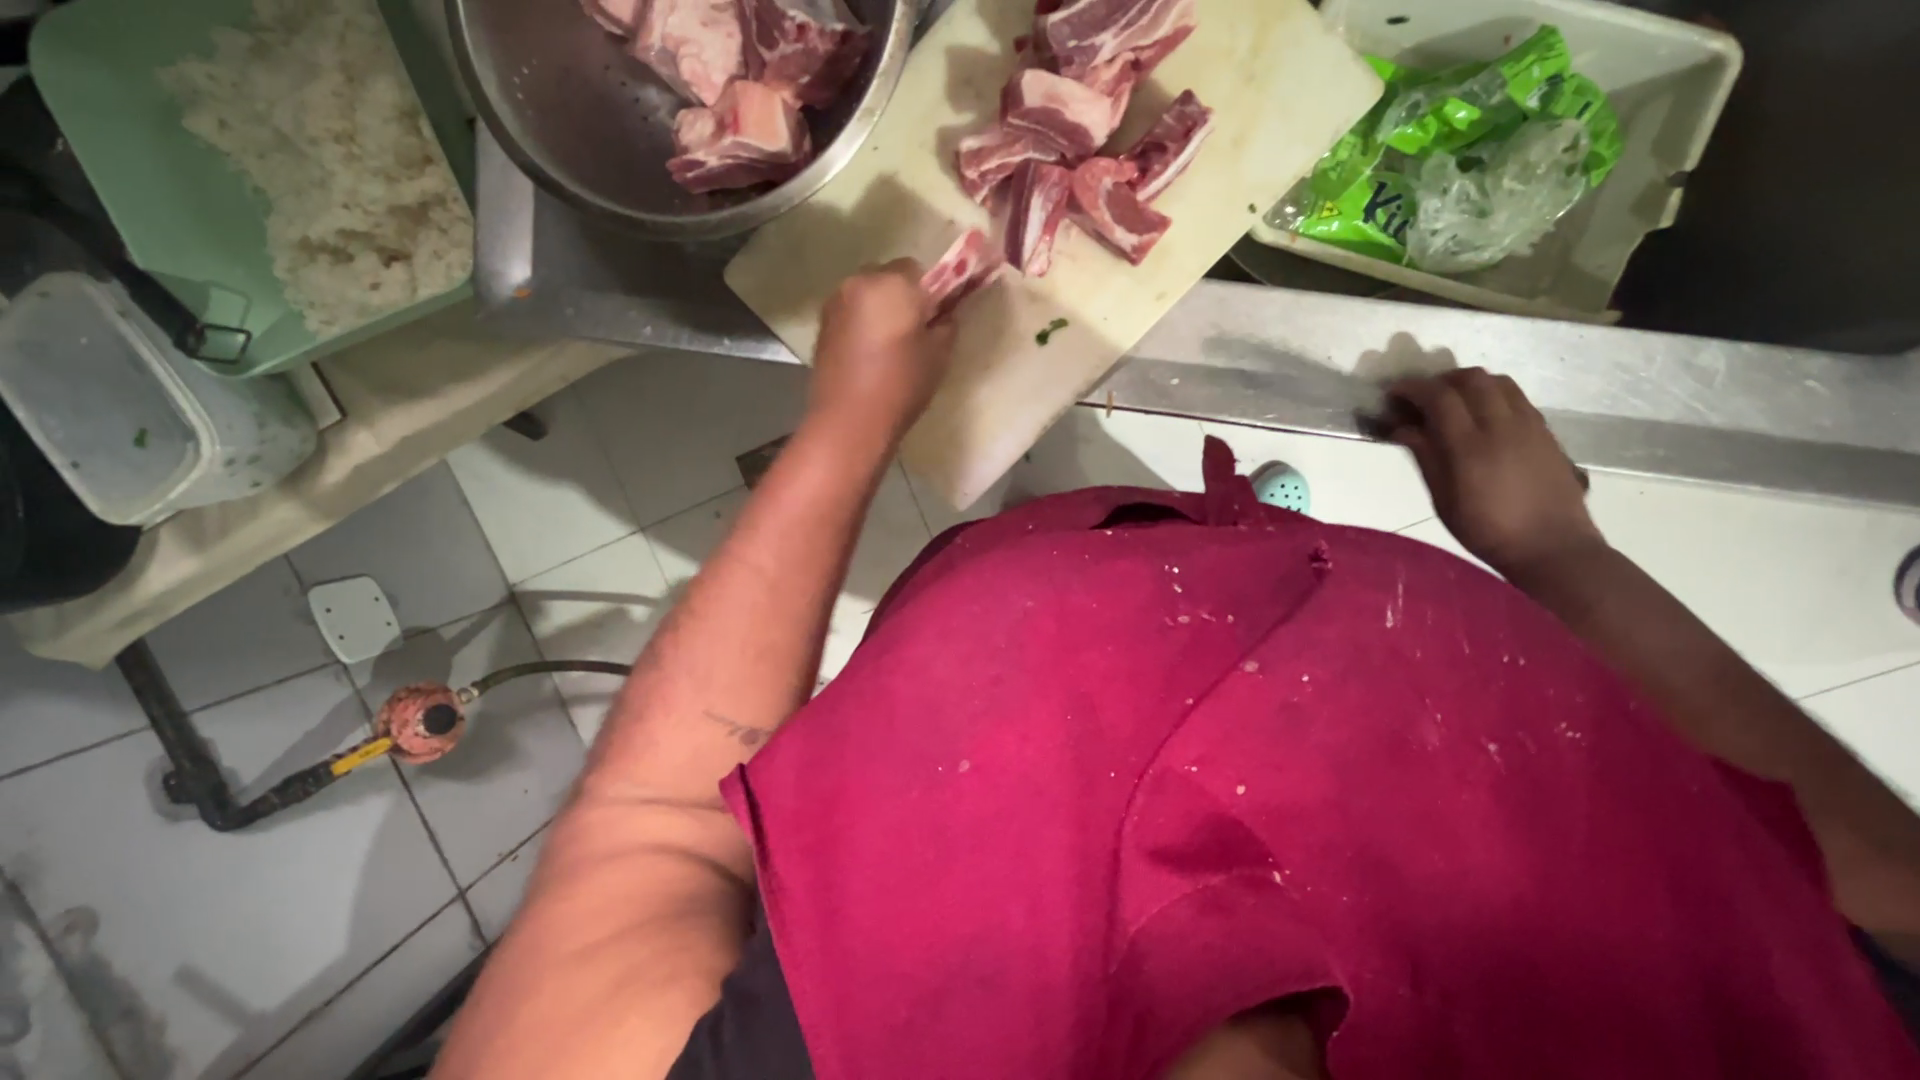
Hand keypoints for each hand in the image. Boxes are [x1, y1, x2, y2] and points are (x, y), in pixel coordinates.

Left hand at [806, 260, 956, 452]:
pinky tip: (867, 354)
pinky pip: (849, 313)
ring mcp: (835, 303)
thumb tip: (944, 314)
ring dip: (878, 309)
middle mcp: (859, 282)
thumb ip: (946, 324)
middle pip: (887, 277)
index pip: (918, 268)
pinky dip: (860, 324)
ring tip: (888, 346)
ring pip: (865, 295)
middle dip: (901, 295)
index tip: (934, 317)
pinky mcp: (821, 326)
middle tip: (913, 330)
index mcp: (893, 282)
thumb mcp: (939, 355)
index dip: (928, 291)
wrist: (849, 420)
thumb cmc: (901, 384)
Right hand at [1386, 368, 1604, 575]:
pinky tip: (1482, 416)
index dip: (1412, 388)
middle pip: (1470, 378)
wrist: (1552, 546)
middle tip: (1422, 398)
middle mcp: (1502, 426)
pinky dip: (1492, 394)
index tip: (1393, 393)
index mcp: (1470, 447)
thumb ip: (1426, 457)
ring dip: (1469, 383)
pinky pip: (1516, 396)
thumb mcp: (1444, 500)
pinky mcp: (1545, 430)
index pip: (1439, 398)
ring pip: (1497, 381)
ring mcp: (1529, 425)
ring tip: (1452, 403)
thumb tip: (1402, 428)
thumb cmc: (1487, 531)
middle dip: (1440, 381)